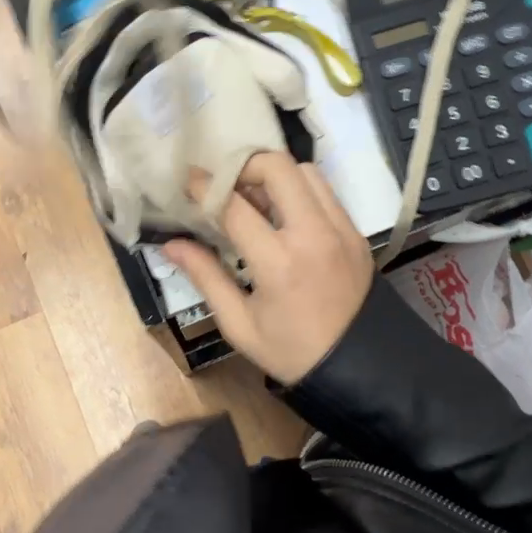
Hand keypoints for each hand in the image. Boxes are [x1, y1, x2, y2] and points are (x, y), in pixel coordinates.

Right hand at [162, 154, 374, 384]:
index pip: (234, 205)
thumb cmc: (291, 352)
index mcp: (278, 262)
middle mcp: (313, 234)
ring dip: (275, 176)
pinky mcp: (356, 232)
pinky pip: (326, 192)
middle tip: (226, 186)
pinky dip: (299, 190)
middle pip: (277, 167)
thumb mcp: (239, 324)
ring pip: (305, 171)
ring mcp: (340, 229)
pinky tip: (283, 216)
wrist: (359, 366)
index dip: (205, 188)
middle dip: (244, 166)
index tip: (188, 181)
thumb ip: (206, 277)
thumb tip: (171, 245)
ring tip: (255, 199)